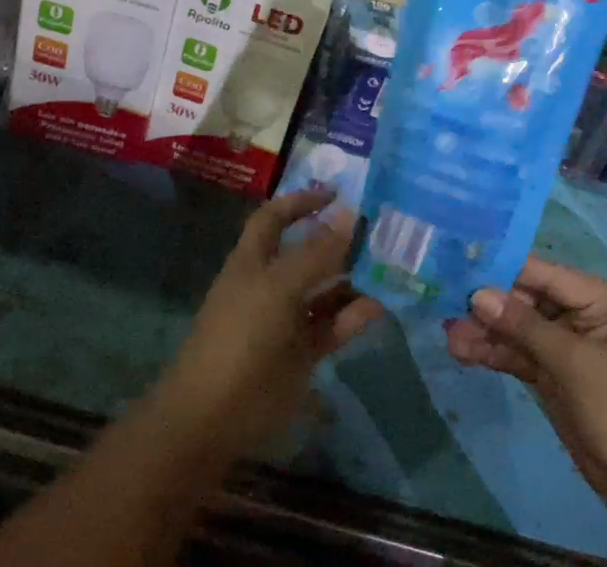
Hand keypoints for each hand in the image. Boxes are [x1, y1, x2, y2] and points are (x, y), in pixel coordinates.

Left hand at [153, 190, 382, 455]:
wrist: (214, 414)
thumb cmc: (241, 337)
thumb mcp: (278, 287)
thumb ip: (315, 252)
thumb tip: (347, 212)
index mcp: (252, 261)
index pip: (275, 218)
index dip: (301, 202)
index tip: (338, 192)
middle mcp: (270, 284)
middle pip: (307, 253)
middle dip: (339, 240)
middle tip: (382, 230)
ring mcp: (286, 321)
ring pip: (325, 291)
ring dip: (354, 279)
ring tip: (392, 266)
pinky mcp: (302, 354)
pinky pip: (333, 327)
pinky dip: (355, 317)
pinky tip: (381, 306)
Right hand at [445, 257, 606, 514]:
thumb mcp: (573, 364)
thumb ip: (524, 326)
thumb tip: (477, 294)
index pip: (549, 274)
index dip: (506, 267)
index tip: (462, 260)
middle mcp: (587, 315)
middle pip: (529, 300)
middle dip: (490, 306)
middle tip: (447, 307)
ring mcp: (569, 345)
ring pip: (519, 328)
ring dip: (486, 332)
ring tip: (450, 339)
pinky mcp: (553, 372)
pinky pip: (519, 353)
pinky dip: (494, 353)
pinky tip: (463, 353)